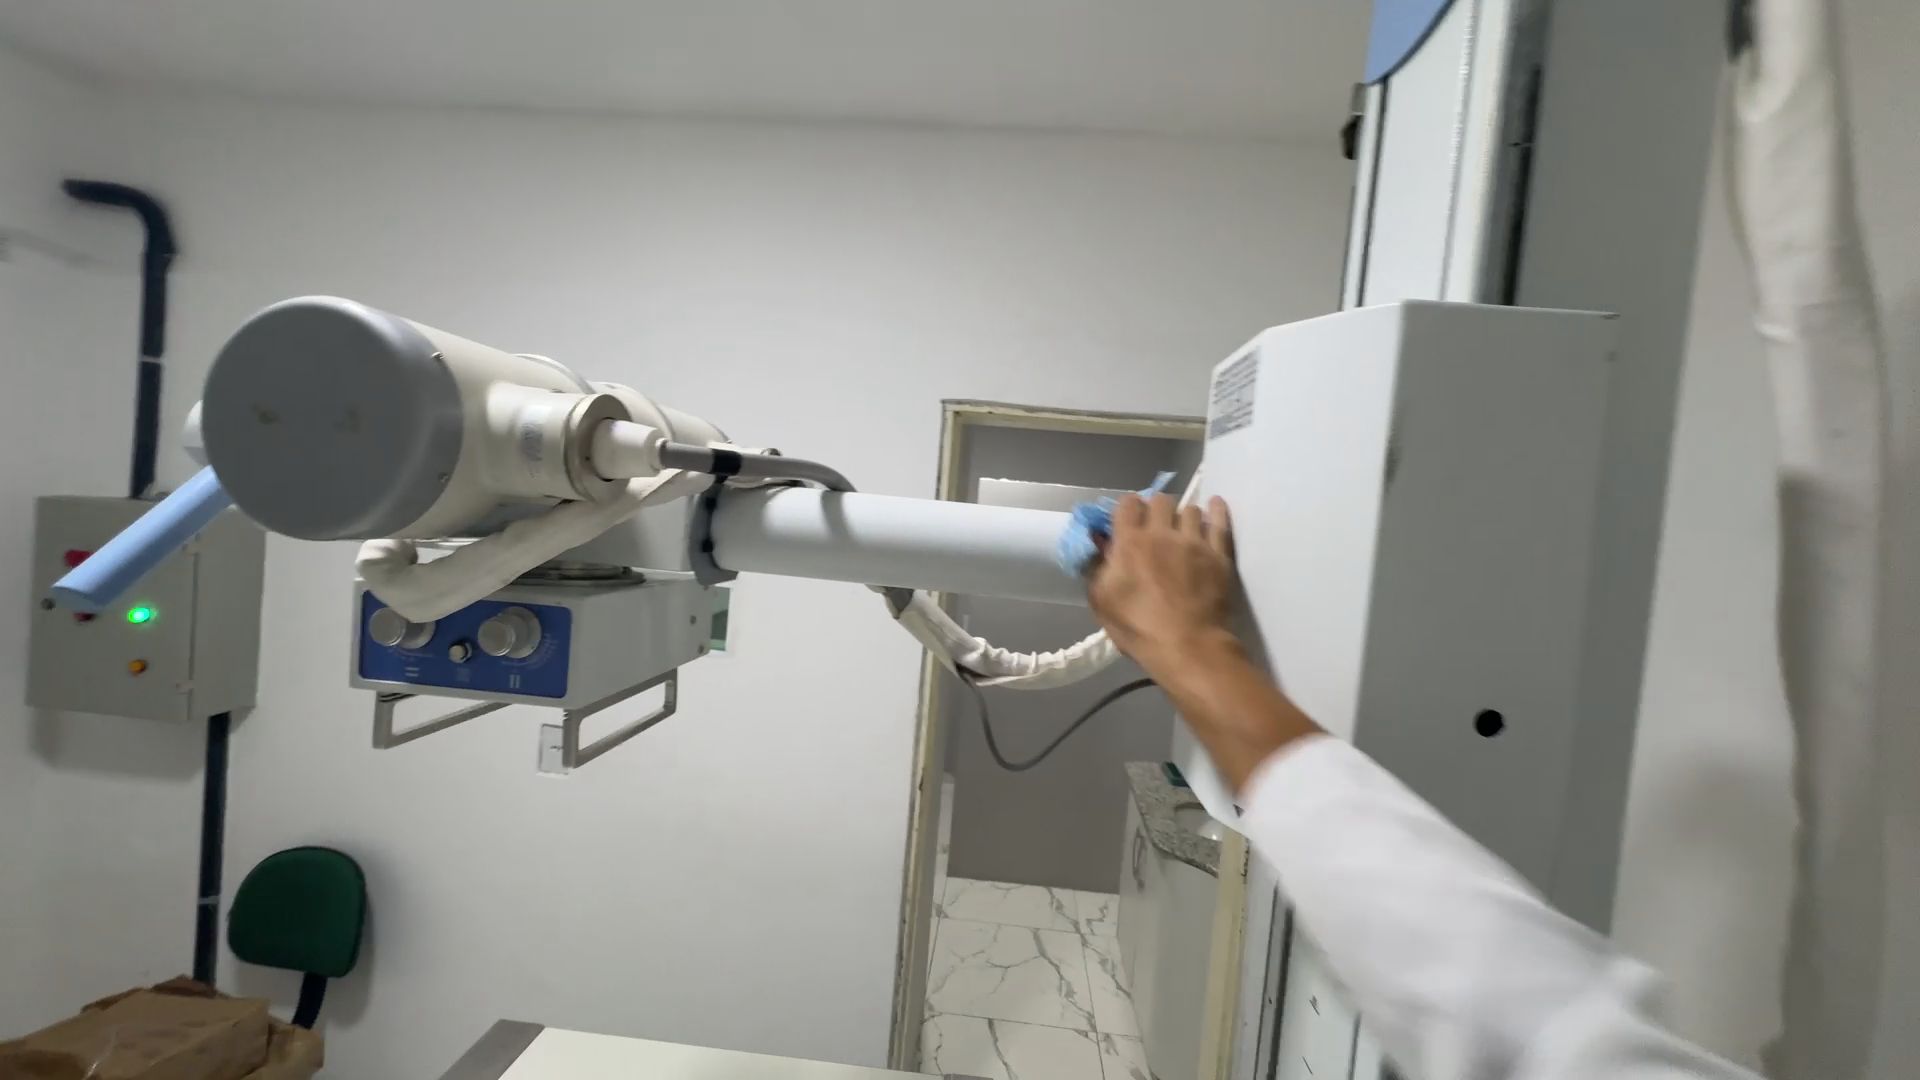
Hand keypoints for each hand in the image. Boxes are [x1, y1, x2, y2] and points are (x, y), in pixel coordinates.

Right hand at [1087, 493, 1237, 672]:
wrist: (1187, 646)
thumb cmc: (1138, 627)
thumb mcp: (1102, 601)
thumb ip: (1097, 568)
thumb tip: (1099, 546)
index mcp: (1130, 543)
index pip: (1128, 504)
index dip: (1127, 508)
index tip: (1127, 520)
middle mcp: (1162, 533)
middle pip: (1161, 500)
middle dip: (1156, 508)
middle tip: (1155, 525)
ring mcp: (1194, 542)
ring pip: (1190, 509)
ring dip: (1183, 515)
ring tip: (1182, 528)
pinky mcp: (1219, 555)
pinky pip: (1220, 522)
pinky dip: (1216, 511)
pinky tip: (1214, 505)